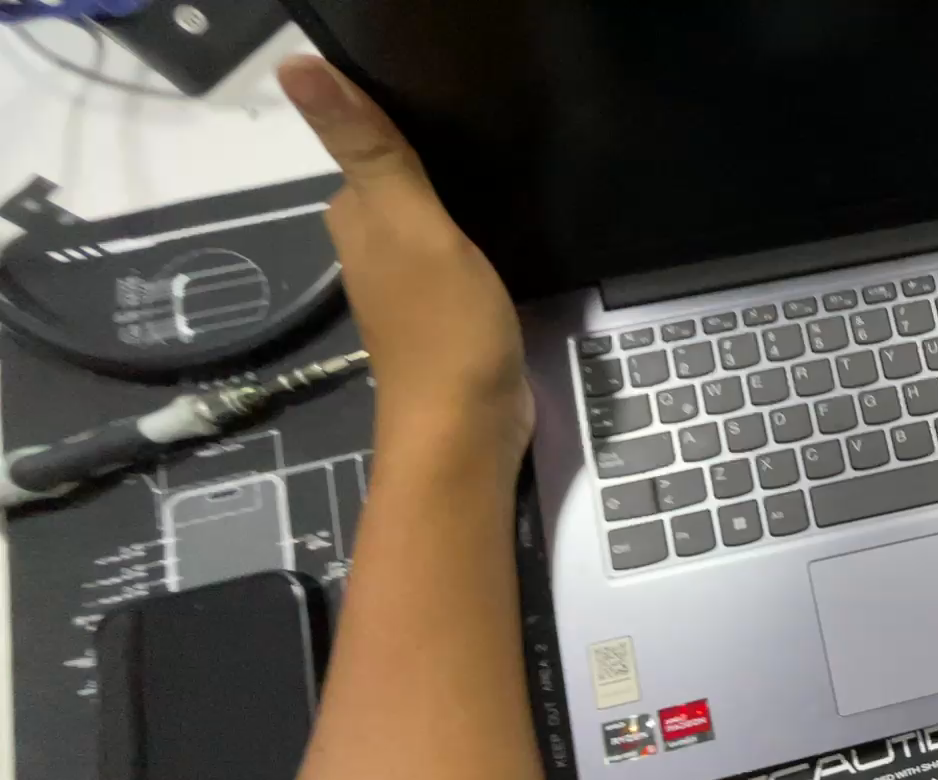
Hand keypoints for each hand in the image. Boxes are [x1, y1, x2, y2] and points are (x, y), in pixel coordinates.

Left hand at [277, 56, 532, 473]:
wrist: (469, 426)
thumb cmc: (445, 328)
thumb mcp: (415, 230)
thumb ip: (374, 154)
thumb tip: (296, 65)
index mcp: (360, 223)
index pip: (371, 155)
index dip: (402, 131)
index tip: (455, 114)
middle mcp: (378, 255)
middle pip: (403, 195)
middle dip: (435, 173)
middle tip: (495, 150)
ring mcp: (416, 295)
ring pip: (434, 234)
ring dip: (461, 216)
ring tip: (510, 193)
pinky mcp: (453, 325)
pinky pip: (462, 272)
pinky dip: (481, 256)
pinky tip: (511, 252)